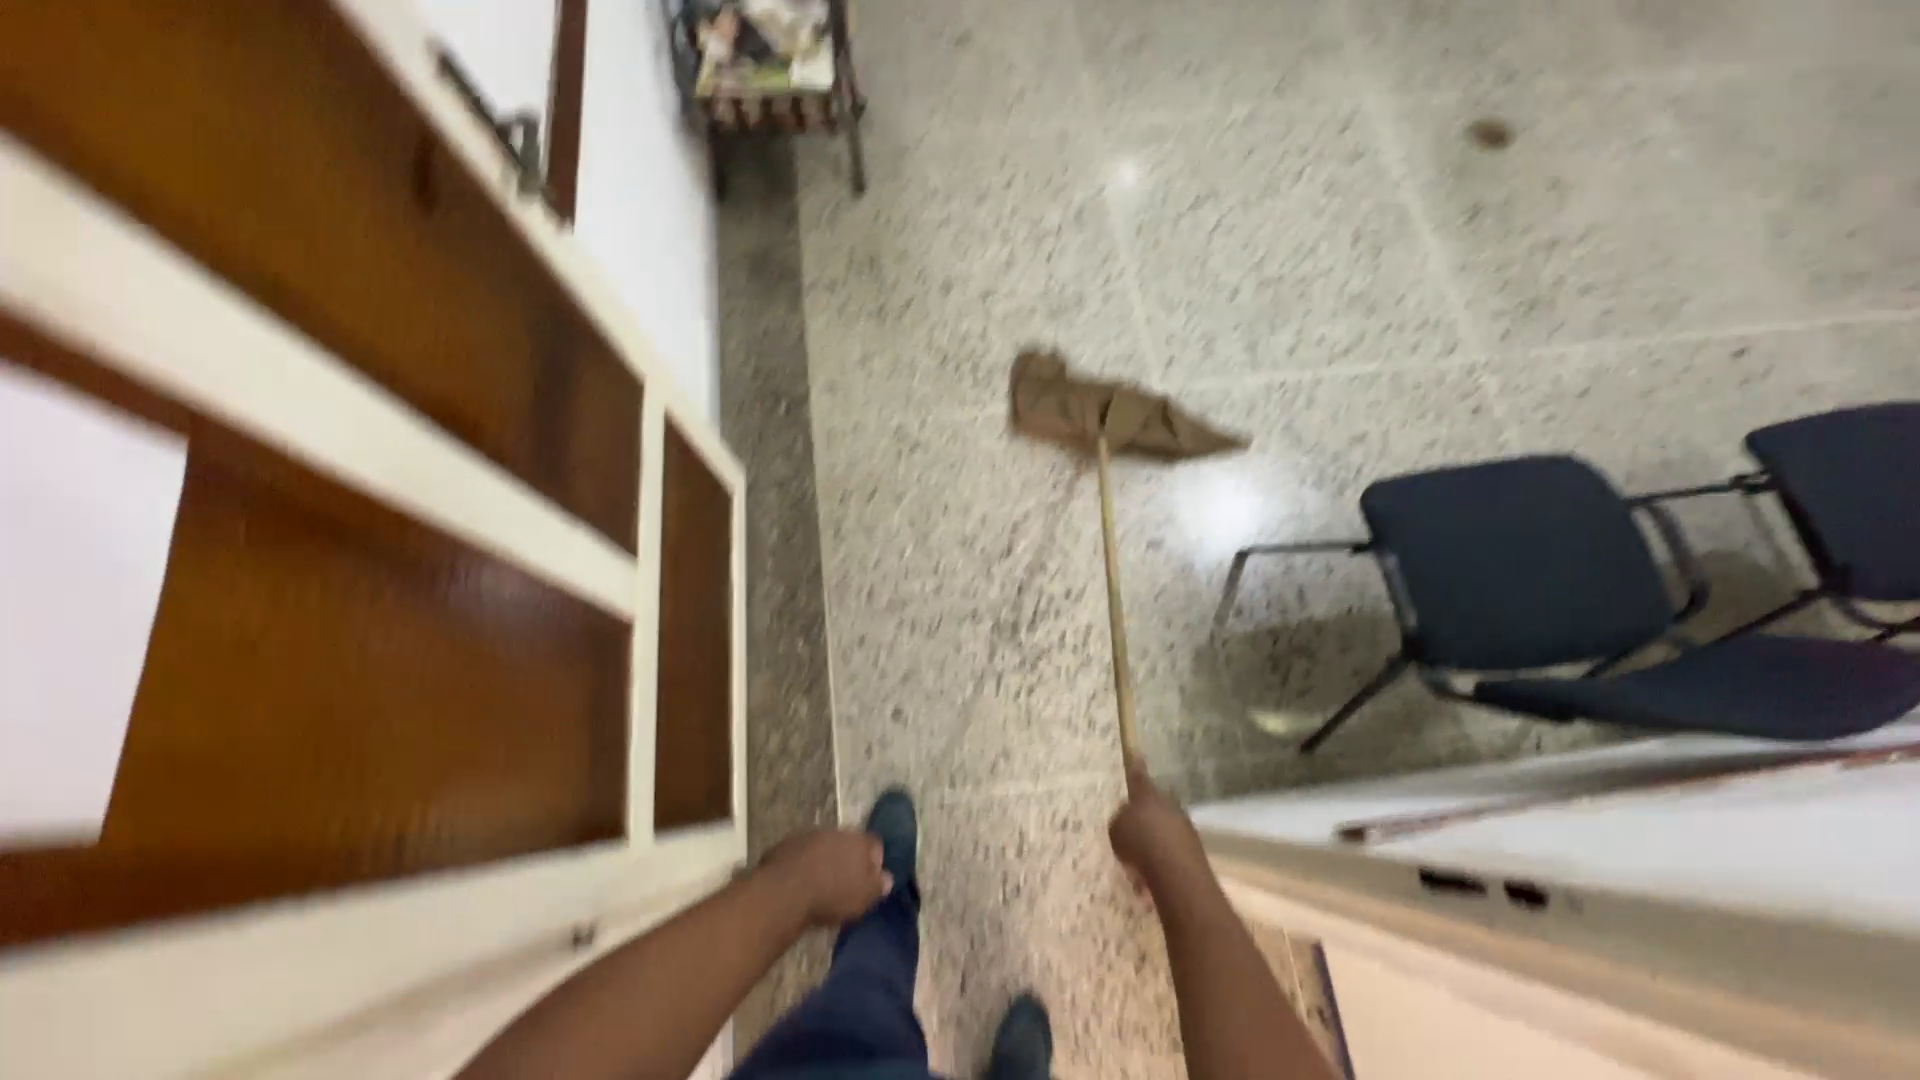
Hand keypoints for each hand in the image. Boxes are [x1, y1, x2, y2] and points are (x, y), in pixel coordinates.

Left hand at [760, 828, 891, 926]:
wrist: (785, 892)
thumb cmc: (832, 896)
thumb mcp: (863, 898)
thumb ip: (878, 886)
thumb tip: (886, 878)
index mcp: (859, 842)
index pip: (875, 844)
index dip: (875, 860)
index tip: (871, 878)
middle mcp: (836, 832)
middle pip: (848, 842)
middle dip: (848, 858)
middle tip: (846, 881)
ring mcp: (809, 835)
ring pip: (824, 846)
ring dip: (825, 859)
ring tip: (821, 883)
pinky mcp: (785, 844)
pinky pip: (802, 853)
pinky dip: (804, 864)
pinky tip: (800, 882)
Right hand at [1108, 756, 1207, 894]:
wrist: (1174, 869)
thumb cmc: (1138, 842)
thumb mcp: (1116, 830)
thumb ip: (1121, 822)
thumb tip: (1129, 823)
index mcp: (1147, 796)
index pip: (1139, 777)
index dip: (1136, 767)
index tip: (1138, 753)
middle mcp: (1168, 806)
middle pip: (1154, 808)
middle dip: (1144, 821)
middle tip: (1131, 838)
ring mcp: (1184, 827)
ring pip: (1163, 833)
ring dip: (1152, 847)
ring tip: (1138, 870)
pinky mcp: (1194, 849)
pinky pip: (1171, 853)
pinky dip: (1161, 864)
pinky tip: (1149, 884)